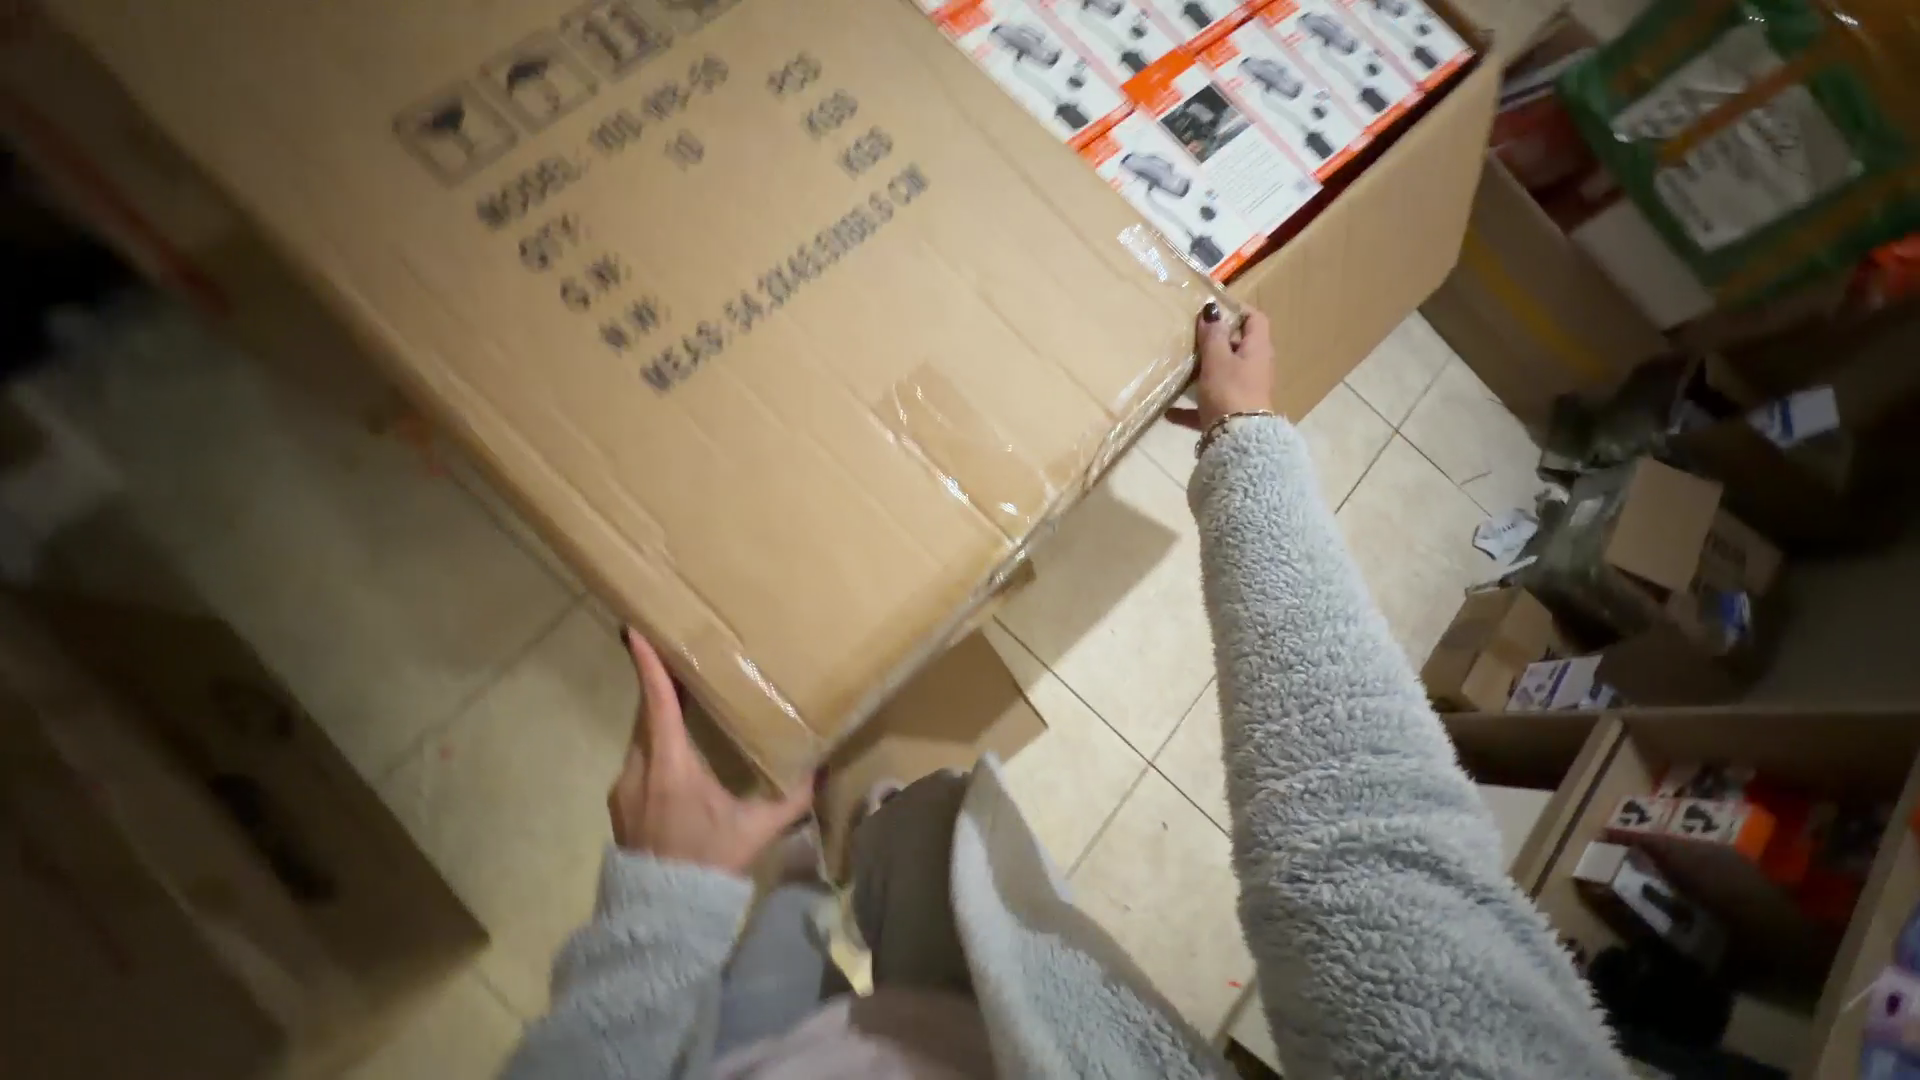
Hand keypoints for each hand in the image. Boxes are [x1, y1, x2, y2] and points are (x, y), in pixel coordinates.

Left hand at [608, 628, 812, 873]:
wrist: (662, 916)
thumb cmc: (709, 863)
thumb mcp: (756, 830)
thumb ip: (790, 799)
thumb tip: (819, 769)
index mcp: (671, 766)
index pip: (658, 703)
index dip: (649, 665)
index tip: (634, 630)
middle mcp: (640, 768)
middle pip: (647, 713)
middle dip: (660, 683)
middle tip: (676, 654)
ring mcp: (625, 787)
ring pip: (642, 736)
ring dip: (659, 715)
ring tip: (684, 699)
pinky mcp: (622, 803)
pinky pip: (639, 757)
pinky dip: (655, 742)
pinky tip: (677, 751)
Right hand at [1167, 303, 1274, 430]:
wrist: (1238, 440)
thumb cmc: (1229, 391)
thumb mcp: (1217, 359)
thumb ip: (1213, 335)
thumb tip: (1212, 310)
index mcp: (1257, 350)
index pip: (1255, 320)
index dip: (1237, 311)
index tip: (1212, 310)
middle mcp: (1254, 369)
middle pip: (1237, 348)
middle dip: (1214, 343)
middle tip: (1189, 338)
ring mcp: (1243, 393)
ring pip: (1222, 377)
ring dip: (1202, 375)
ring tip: (1179, 371)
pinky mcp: (1231, 415)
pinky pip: (1208, 407)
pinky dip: (1190, 408)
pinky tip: (1169, 412)